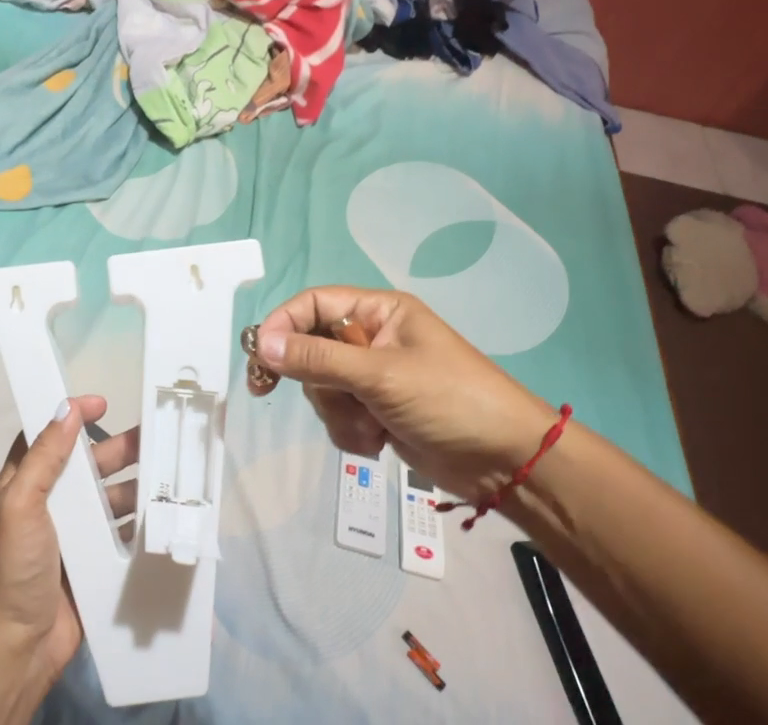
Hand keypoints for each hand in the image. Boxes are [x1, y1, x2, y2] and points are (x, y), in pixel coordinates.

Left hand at [0, 395, 139, 698]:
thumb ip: (44, 458)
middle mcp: (47, 504)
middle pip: (85, 465)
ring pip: (107, 498)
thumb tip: (66, 408)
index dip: (71, 415)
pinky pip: (120, 533)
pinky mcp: (92, 562)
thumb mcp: (20, 505)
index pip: (46, 437)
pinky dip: (140, 521)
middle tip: (152, 437)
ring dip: (134, 484)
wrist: (20, 646)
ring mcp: (71, 535)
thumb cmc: (13, 569)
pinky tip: (164, 513)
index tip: (101, 402)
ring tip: (167, 474)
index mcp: (21, 485)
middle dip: (115, 449)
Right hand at [246, 287, 556, 501]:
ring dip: (340, 414)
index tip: (262, 359)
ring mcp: (374, 378)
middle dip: (320, 384)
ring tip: (373, 427)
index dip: (284, 327)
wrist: (506, 461)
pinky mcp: (378, 412)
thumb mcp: (380, 375)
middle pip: (311, 350)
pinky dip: (352, 433)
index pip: (313, 305)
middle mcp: (373, 339)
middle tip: (327, 401)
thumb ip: (317, 359)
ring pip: (322, 389)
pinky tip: (380, 442)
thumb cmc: (449, 399)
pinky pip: (339, 417)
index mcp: (379, 312)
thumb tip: (261, 345)